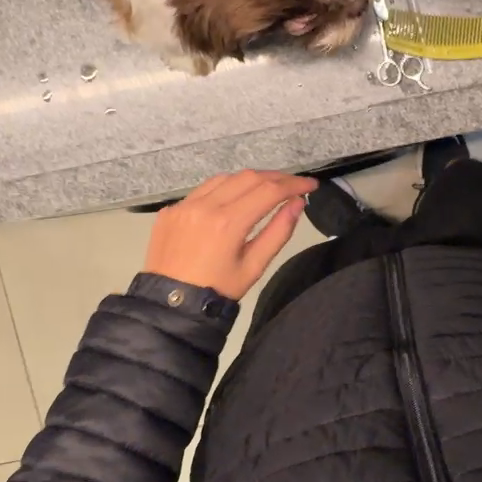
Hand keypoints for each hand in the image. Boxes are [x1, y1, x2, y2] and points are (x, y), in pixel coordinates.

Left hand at [144, 171, 317, 299]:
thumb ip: (279, 232)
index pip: (269, 190)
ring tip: (267, 189)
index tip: (311, 184)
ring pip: (225, 178)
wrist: (169, 304)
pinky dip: (225, 188)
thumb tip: (298, 202)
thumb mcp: (254, 266)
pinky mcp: (172, 209)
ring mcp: (184, 205)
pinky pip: (203, 189)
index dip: (294, 184)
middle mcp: (205, 205)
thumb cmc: (218, 290)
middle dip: (276, 177)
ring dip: (250, 179)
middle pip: (248, 177)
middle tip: (294, 185)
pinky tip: (234, 199)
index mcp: (228, 222)